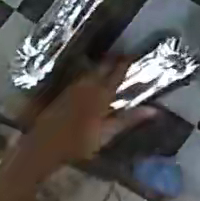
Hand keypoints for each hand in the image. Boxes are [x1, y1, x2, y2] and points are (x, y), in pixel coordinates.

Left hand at [14, 59, 154, 175]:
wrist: (45, 145)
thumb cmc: (79, 143)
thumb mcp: (107, 133)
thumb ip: (129, 120)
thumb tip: (154, 110)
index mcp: (100, 94)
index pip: (116, 73)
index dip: (125, 63)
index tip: (134, 55)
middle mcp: (86, 86)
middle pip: (102, 68)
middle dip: (113, 61)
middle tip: (124, 56)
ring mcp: (72, 88)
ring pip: (90, 71)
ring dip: (100, 66)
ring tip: (110, 62)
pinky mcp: (63, 93)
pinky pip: (80, 78)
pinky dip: (89, 74)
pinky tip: (90, 78)